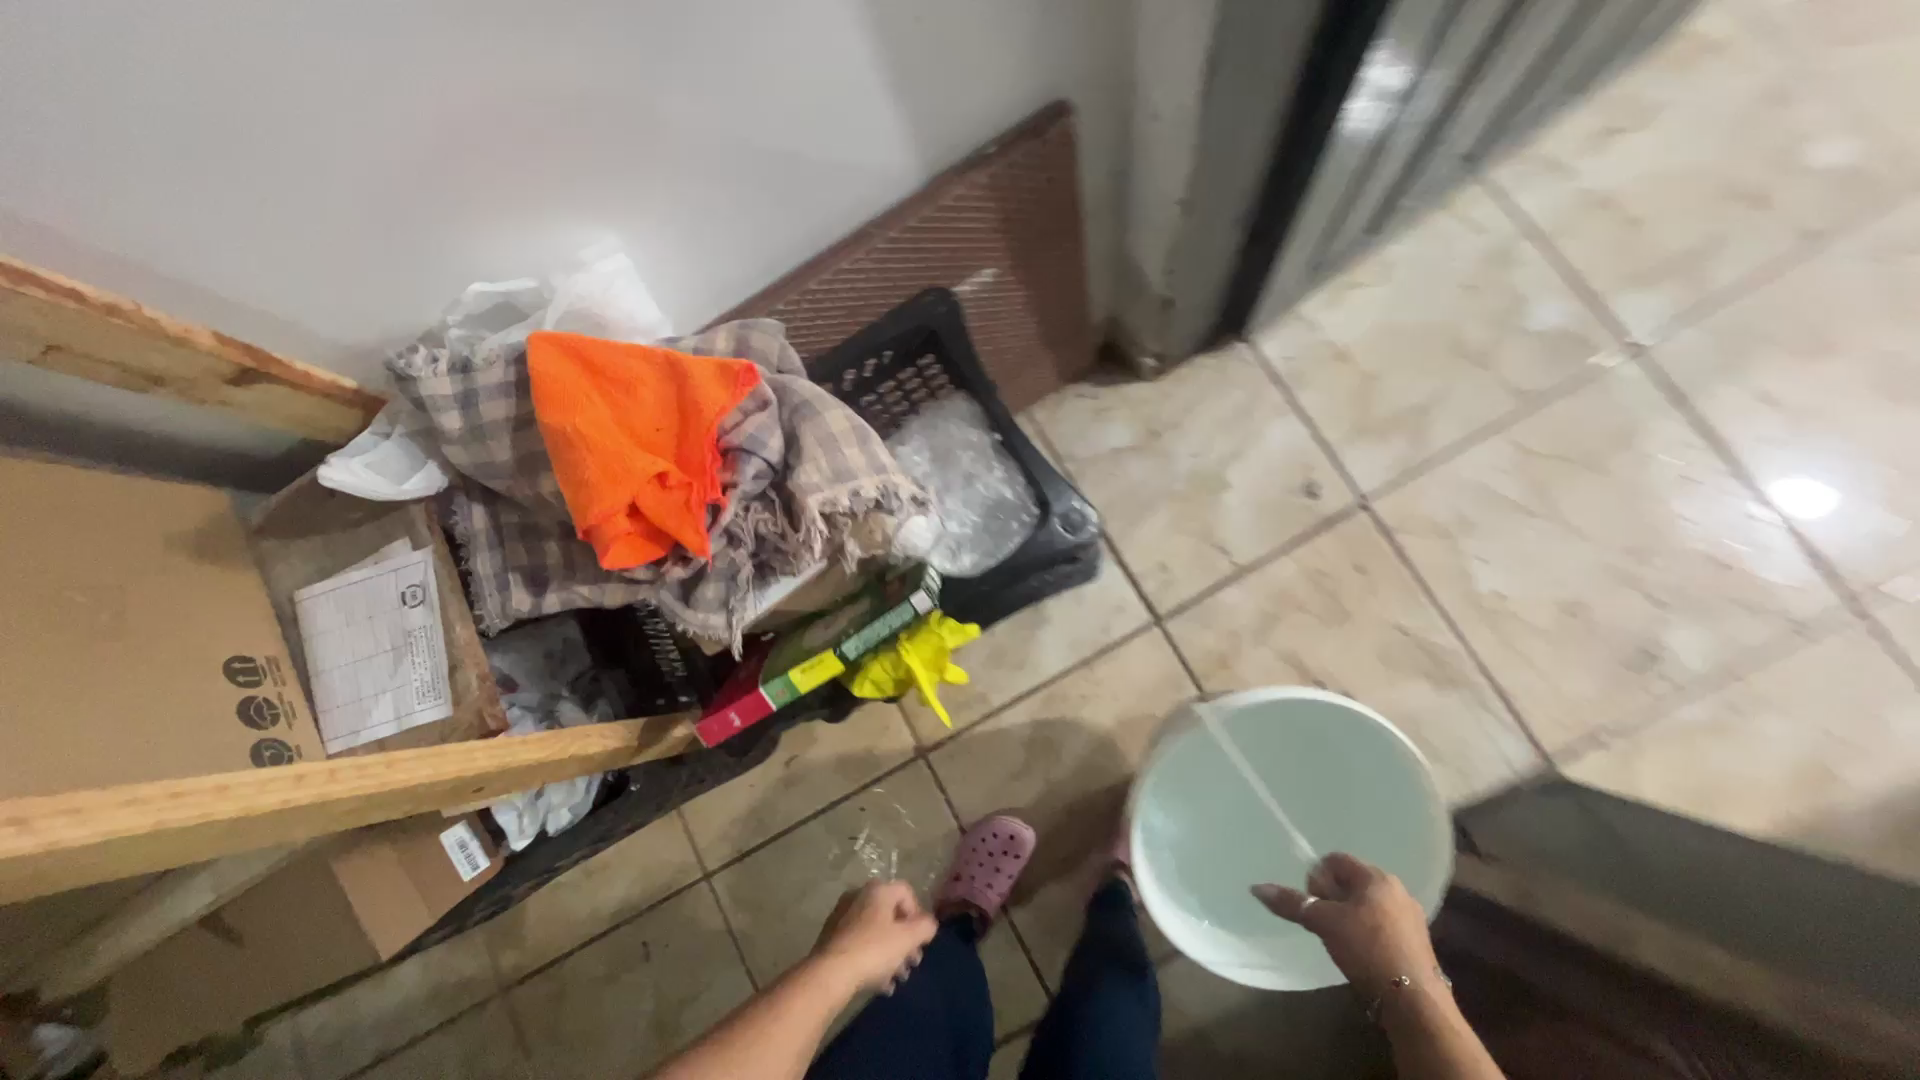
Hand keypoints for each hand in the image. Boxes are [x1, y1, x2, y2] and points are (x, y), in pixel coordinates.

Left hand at [810, 880, 938, 994]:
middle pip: (891, 915)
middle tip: (912, 965)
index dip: (919, 916)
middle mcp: (859, 896)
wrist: (829, 973)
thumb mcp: (908, 939)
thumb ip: (925, 927)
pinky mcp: (831, 937)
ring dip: (890, 955)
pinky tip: (880, 984)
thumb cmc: (873, 950)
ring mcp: (842, 916)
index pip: (906, 893)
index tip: (921, 942)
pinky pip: (860, 943)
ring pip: (875, 932)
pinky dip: (872, 959)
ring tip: (897, 980)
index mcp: (878, 890)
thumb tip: (928, 924)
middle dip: (905, 942)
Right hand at [1252, 852, 1438, 997]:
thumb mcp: (1324, 923)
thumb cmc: (1367, 949)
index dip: (1317, 878)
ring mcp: (1410, 915)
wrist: (1413, 1000)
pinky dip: (1367, 931)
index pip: (1335, 860)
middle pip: (1351, 881)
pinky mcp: (1416, 940)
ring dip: (1348, 915)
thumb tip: (1256, 888)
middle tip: (1324, 923)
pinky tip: (1362, 953)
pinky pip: (1382, 923)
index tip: (1314, 904)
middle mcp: (1396, 889)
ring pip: (1366, 904)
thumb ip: (1292, 903)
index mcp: (1376, 877)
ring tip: (1341, 940)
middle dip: (1332, 897)